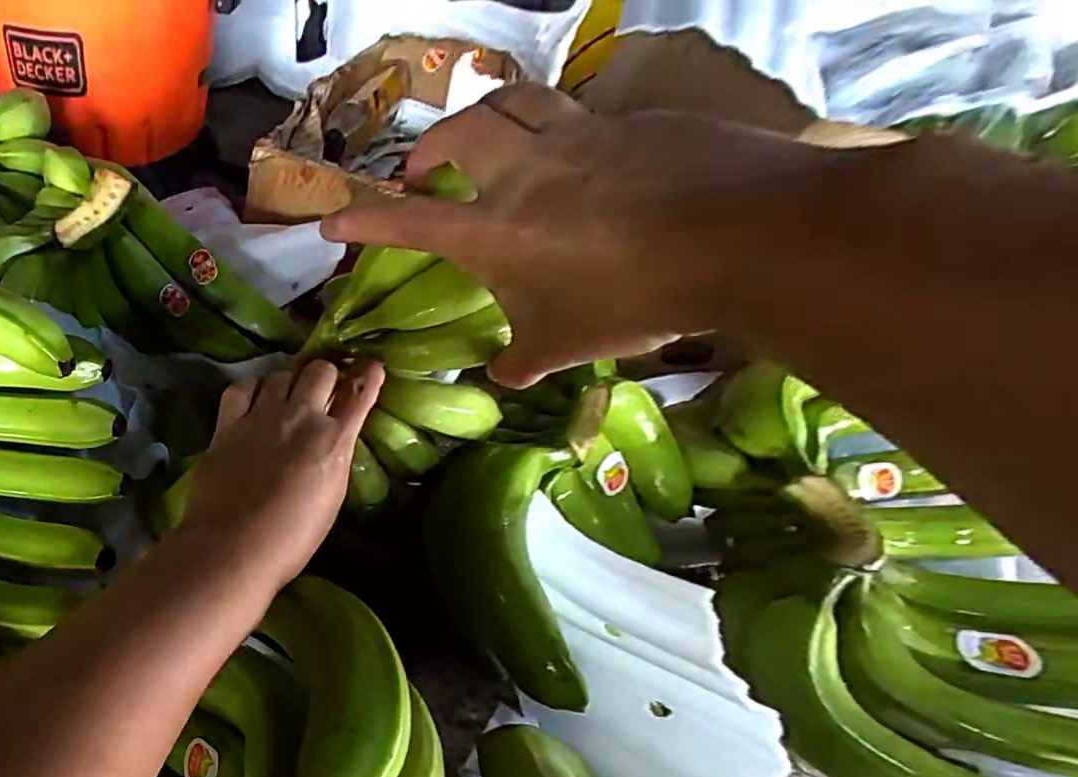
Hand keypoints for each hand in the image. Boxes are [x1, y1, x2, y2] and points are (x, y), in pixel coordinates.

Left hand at [176, 360, 384, 590]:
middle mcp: (300, 418)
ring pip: (280, 374)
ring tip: (286, 396)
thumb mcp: (331, 499)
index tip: (371, 367)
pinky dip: (251, 389)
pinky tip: (253, 401)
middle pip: (319, 371)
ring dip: (289, 382)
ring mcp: (261, 417)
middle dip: (326, 375)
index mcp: (333, 441)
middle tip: (322, 390)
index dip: (368, 376)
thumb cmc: (291, 539)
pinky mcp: (227, 425)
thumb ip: (334, 460)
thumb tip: (331, 441)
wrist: (233, 548)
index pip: (359, 394)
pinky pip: (241, 389)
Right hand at [321, 84, 824, 386]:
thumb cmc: (636, 300)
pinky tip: (573, 163)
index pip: (411, 223)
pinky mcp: (629, 121)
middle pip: (458, 131)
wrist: (747, 237)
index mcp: (496, 232)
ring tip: (483, 144)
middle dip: (428, 149)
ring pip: (513, 99)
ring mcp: (580, 135)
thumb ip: (520, 362)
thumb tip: (501, 376)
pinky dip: (554, 131)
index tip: (331, 219)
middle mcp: (526, 171)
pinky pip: (576, 113)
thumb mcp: (564, 346)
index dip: (365, 221)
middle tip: (423, 174)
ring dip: (484, 117)